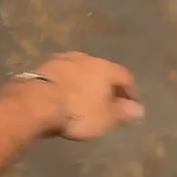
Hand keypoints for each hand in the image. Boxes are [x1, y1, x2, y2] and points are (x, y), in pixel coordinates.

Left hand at [15, 52, 143, 139]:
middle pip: (103, 70)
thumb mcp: (105, 118)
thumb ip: (123, 112)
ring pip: (83, 70)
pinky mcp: (46, 65)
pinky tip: (67, 94)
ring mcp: (64, 59)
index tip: (133, 104)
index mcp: (105, 68)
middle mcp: (86, 57)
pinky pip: (65, 74)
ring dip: (87, 82)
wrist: (37, 101)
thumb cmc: (77, 111)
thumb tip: (139, 109)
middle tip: (110, 101)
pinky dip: (70, 83)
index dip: (131, 91)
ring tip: (87, 98)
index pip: (125, 76)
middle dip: (108, 85)